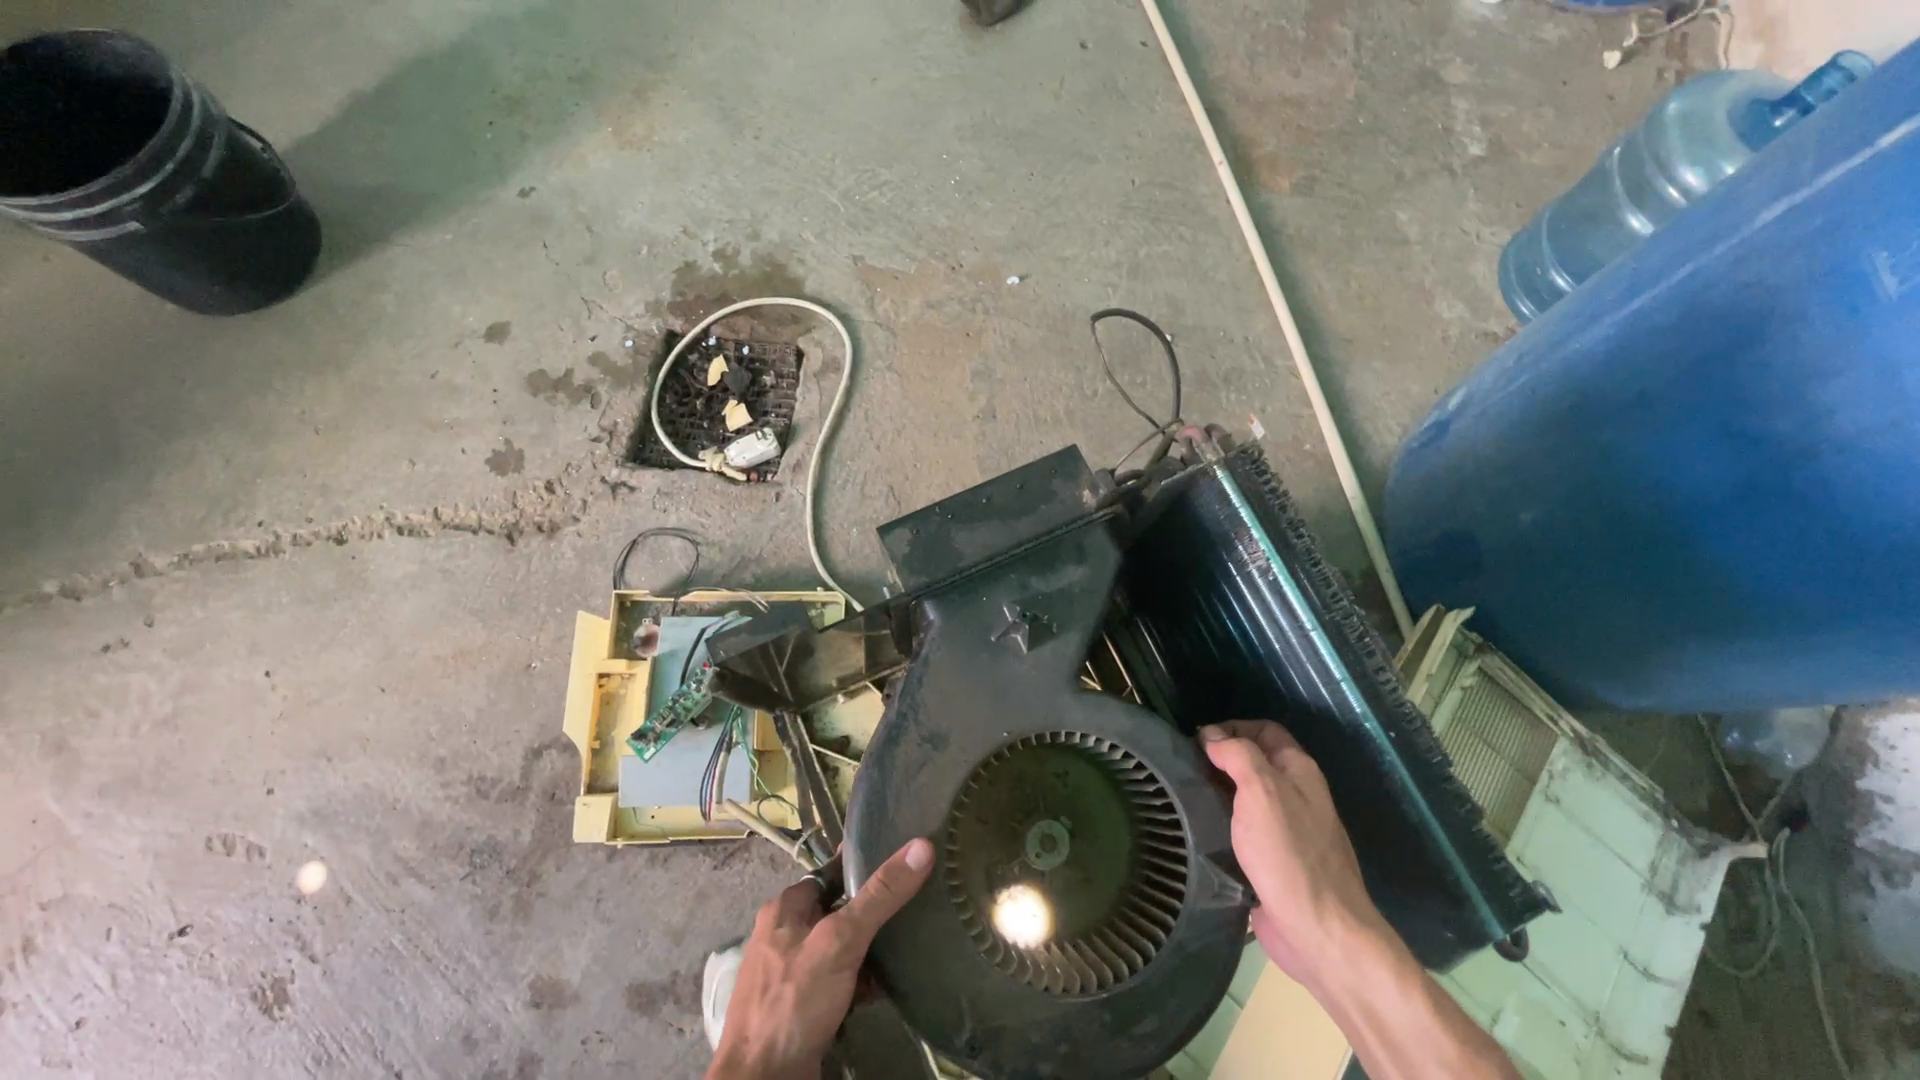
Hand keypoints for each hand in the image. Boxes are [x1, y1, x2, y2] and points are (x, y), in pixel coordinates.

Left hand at [706, 838, 934, 1079]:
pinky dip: (863, 983)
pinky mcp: (803, 1007)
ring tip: (911, 942)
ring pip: (842, 948)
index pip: (831, 872)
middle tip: (916, 905)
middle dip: (874, 912)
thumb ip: (880, 896)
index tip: (903, 860)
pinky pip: (840, 982)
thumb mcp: (841, 941)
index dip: (864, 864)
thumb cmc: (795, 1001)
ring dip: (871, 950)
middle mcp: (785, 935)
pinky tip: (889, 986)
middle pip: (839, 910)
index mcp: (785, 909)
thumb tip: (921, 847)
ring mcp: (792, 974)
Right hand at [1199, 720, 1386, 991]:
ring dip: (1218, 794)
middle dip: (1221, 760)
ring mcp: (1287, 831)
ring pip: (1247, 798)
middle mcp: (1297, 796)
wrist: (1319, 932)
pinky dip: (1222, 826)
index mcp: (1300, 772)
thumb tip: (1212, 737)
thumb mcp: (1262, 792)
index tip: (1197, 740)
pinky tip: (1196, 833)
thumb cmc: (1291, 855)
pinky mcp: (1273, 862)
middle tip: (1183, 768)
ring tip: (1183, 797)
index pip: (1265, 730)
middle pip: (1256, 763)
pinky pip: (1244, 832)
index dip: (1232, 728)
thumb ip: (1238, 756)